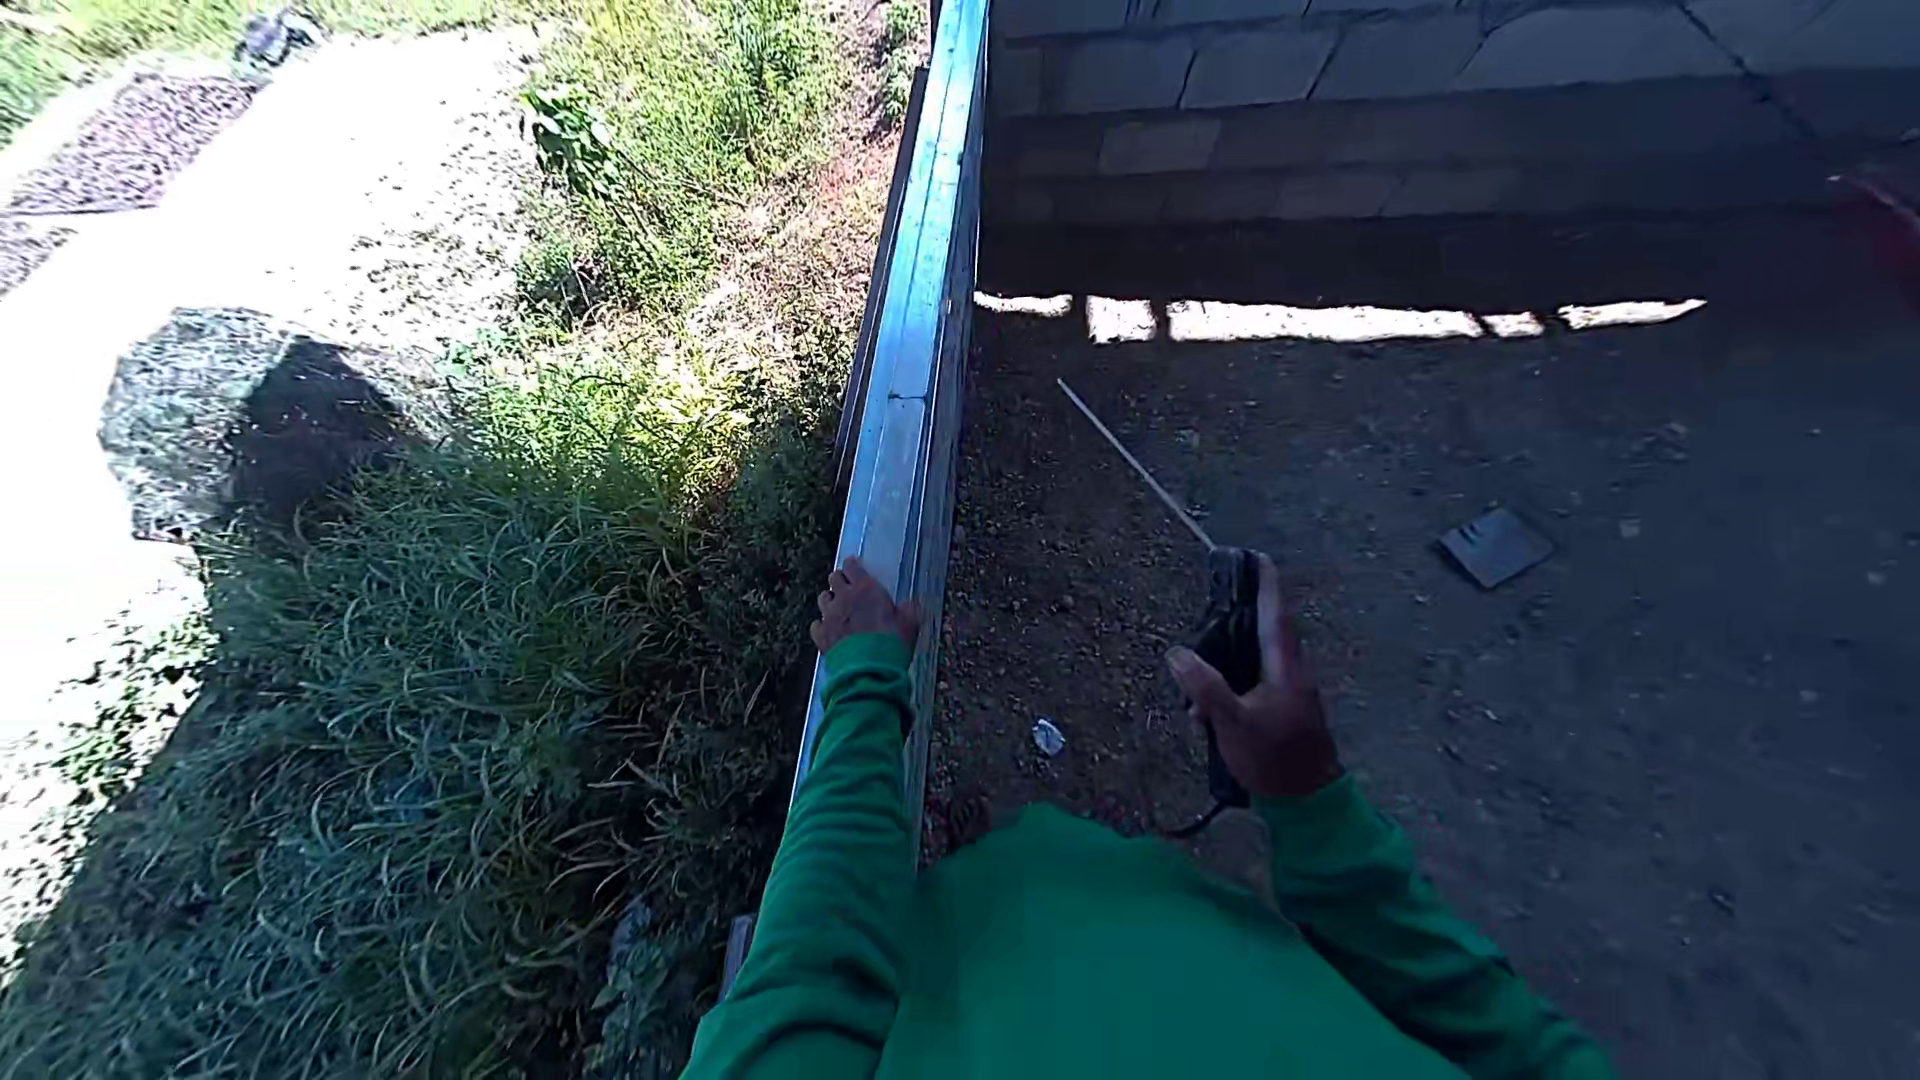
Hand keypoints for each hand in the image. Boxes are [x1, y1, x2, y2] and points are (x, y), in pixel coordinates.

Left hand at [810, 557, 922, 654]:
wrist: (868, 669)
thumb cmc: (891, 643)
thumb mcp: (910, 623)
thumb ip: (908, 610)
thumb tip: (911, 604)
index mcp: (865, 589)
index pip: (852, 567)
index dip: (852, 565)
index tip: (853, 565)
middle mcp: (844, 598)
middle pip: (834, 579)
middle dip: (840, 580)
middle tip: (846, 585)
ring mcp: (829, 616)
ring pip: (823, 598)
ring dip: (830, 599)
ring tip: (837, 606)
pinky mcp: (821, 636)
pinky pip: (816, 624)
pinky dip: (821, 625)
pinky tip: (828, 629)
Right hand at [1165, 553, 1341, 798]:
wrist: (1308, 805)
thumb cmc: (1274, 759)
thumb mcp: (1233, 722)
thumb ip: (1204, 686)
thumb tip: (1176, 653)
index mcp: (1285, 668)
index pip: (1274, 615)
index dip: (1266, 585)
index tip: (1258, 557)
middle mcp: (1290, 673)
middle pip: (1263, 632)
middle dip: (1237, 619)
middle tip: (1211, 609)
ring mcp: (1288, 693)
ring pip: (1253, 661)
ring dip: (1225, 662)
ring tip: (1197, 682)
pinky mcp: (1281, 710)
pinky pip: (1251, 683)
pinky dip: (1228, 686)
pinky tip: (1204, 711)